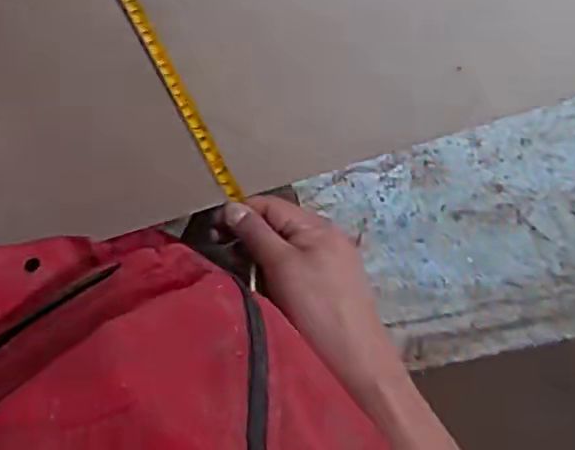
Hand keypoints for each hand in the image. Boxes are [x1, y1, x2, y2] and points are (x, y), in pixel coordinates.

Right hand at [224, 197, 456, 446]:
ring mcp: (331, 264)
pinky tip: (266, 288)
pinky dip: (275, 272)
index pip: (268, 204)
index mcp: (317, 226)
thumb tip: (231, 206)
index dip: (239, 212)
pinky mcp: (330, 287)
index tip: (214, 231)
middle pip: (275, 224)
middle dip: (248, 235)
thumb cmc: (318, 311)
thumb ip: (254, 231)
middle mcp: (326, 238)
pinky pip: (294, 267)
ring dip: (259, 256)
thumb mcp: (280, 264)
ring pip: (283, 247)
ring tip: (243, 273)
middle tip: (223, 252)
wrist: (360, 371)